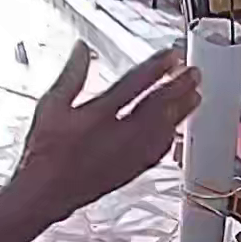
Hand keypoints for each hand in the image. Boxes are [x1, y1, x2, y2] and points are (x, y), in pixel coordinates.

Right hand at [9, 42, 199, 224]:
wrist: (45, 193)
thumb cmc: (45, 153)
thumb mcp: (51, 106)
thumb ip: (71, 75)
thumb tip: (82, 49)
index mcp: (98, 116)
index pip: (135, 85)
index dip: (157, 68)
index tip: (173, 56)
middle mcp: (117, 137)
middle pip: (157, 107)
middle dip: (178, 87)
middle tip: (194, 73)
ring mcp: (126, 157)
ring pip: (162, 131)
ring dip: (181, 112)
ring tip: (195, 97)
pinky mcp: (128, 173)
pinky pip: (156, 153)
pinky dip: (170, 138)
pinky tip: (175, 131)